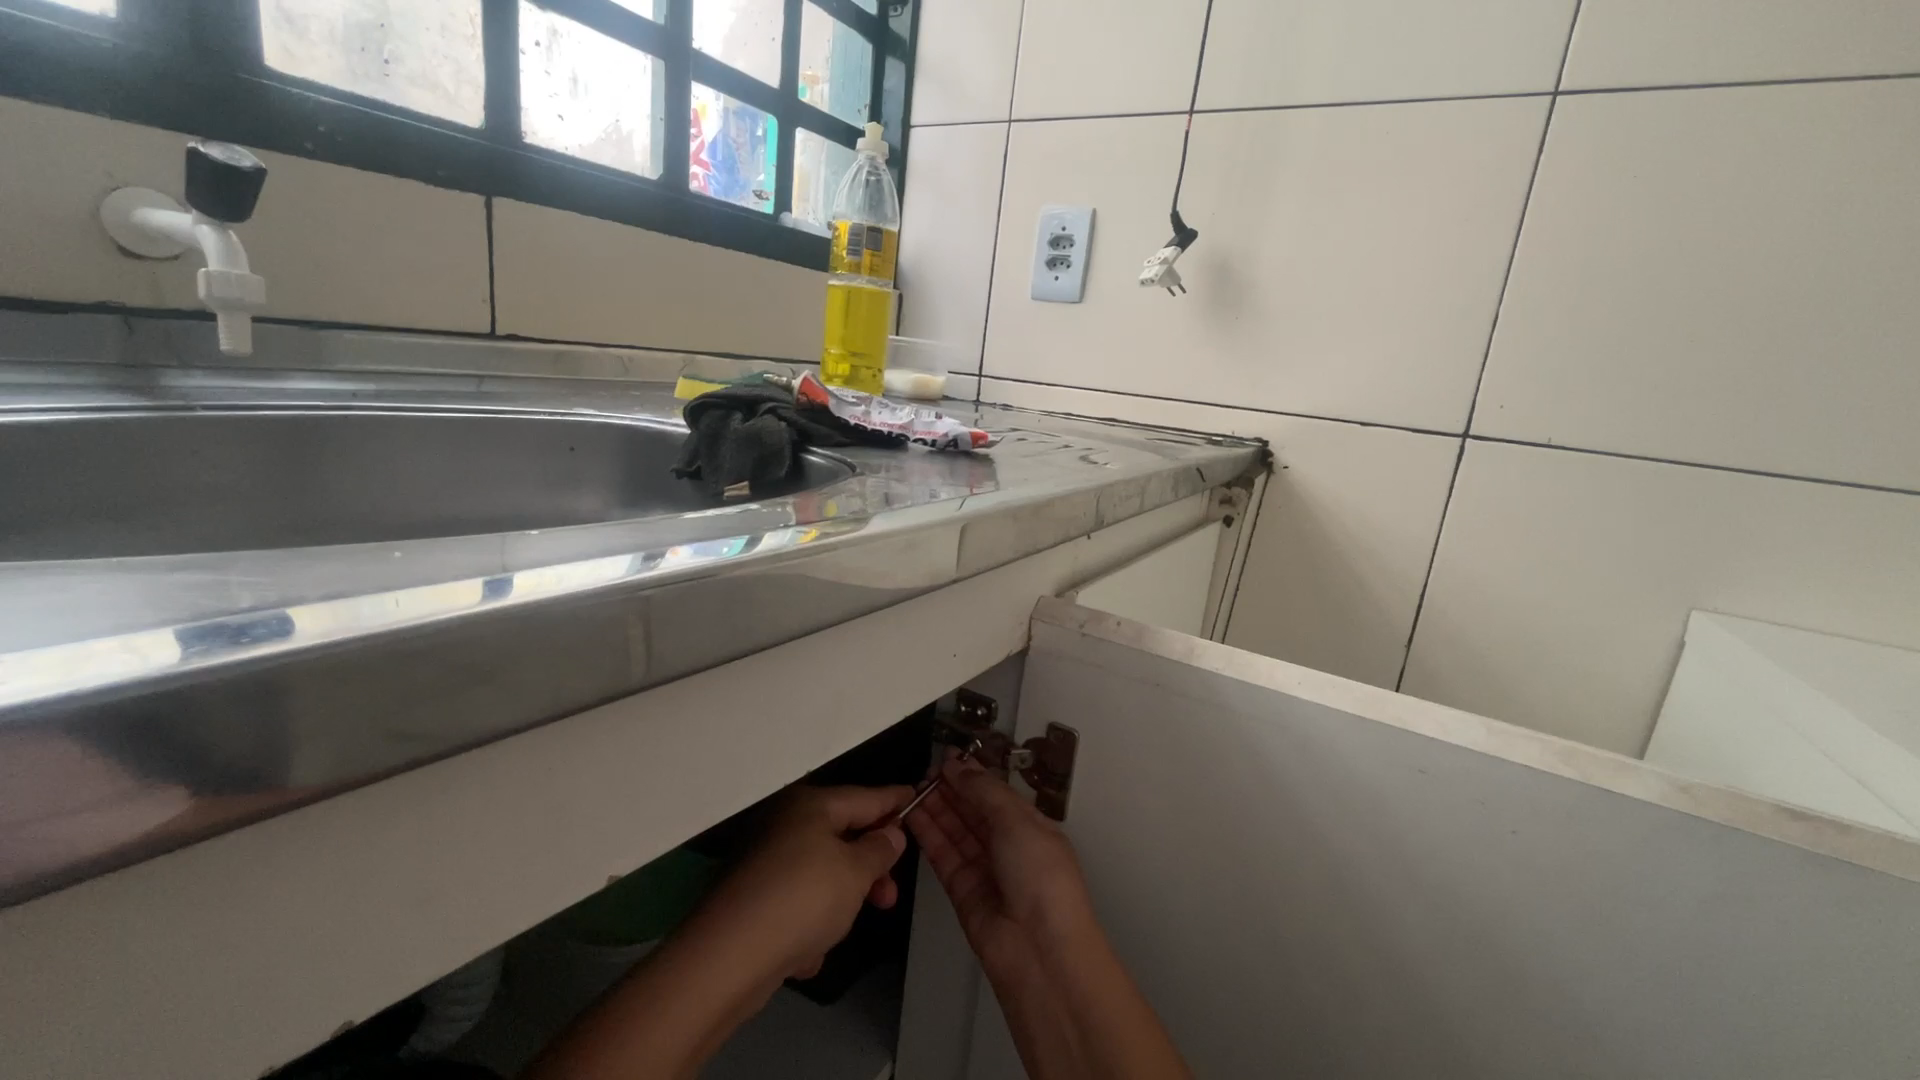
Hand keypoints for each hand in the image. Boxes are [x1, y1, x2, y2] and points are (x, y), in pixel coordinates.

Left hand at [526, 784, 912, 1079]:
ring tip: (839, 932)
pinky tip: (806, 953)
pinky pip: (797, 906)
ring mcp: (766, 862)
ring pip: (822, 876)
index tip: (917, 796)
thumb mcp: (856, 871)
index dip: (894, 800)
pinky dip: (808, 926)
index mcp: (811, 805)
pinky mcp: (753, 900)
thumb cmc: (803, 899)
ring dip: (839, 903)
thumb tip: (889, 832)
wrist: (729, 956)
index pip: (866, 797)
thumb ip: (879, 849)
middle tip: (890, 896)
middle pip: (843, 838)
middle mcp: (785, 825)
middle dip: (869, 869)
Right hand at [906, 756, 1097, 985]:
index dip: (972, 775)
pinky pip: (943, 855)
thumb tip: (960, 765)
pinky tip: (912, 815)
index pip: (997, 794)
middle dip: (951, 790)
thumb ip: (984, 791)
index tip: (946, 757)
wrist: (1039, 949)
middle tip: (924, 771)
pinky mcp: (962, 891)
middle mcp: (1009, 847)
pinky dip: (928, 835)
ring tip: (913, 787)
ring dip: (936, 808)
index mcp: (1032, 827)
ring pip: (956, 831)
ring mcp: (985, 869)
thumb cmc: (1041, 878)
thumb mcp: (1018, 822)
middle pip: (974, 811)